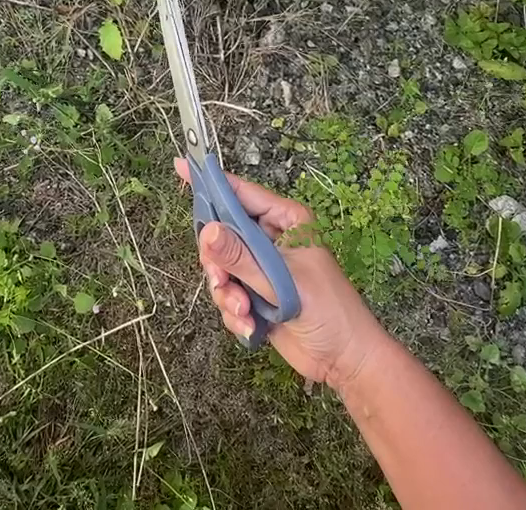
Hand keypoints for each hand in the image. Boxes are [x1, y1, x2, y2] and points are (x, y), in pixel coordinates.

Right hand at [175, 160, 390, 392]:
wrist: (345, 361)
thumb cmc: (329, 311)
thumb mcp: (282, 282)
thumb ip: (242, 258)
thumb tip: (207, 230)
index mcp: (285, 220)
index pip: (241, 194)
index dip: (210, 183)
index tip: (180, 165)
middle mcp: (269, 239)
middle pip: (221, 233)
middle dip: (218, 263)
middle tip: (222, 281)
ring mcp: (260, 267)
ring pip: (220, 267)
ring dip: (227, 293)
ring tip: (244, 311)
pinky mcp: (254, 294)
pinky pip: (227, 293)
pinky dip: (234, 312)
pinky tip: (252, 326)